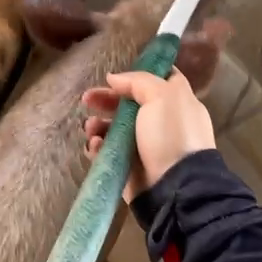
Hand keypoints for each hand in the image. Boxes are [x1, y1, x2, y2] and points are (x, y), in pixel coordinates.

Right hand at [81, 69, 216, 202]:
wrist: (174, 186)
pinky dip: (97, 146)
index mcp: (175, 103)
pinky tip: (95, 146)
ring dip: (97, 124)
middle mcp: (159, 121)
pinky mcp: (128, 165)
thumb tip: (113, 78)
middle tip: (86, 99)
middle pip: (128, 103)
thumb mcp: (162, 97)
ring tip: (90, 128)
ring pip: (113, 127)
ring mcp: (143, 144)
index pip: (159, 79)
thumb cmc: (172, 136)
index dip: (139, 74)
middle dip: (105, 99)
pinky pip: (106, 151)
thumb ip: (138, 81)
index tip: (117, 75)